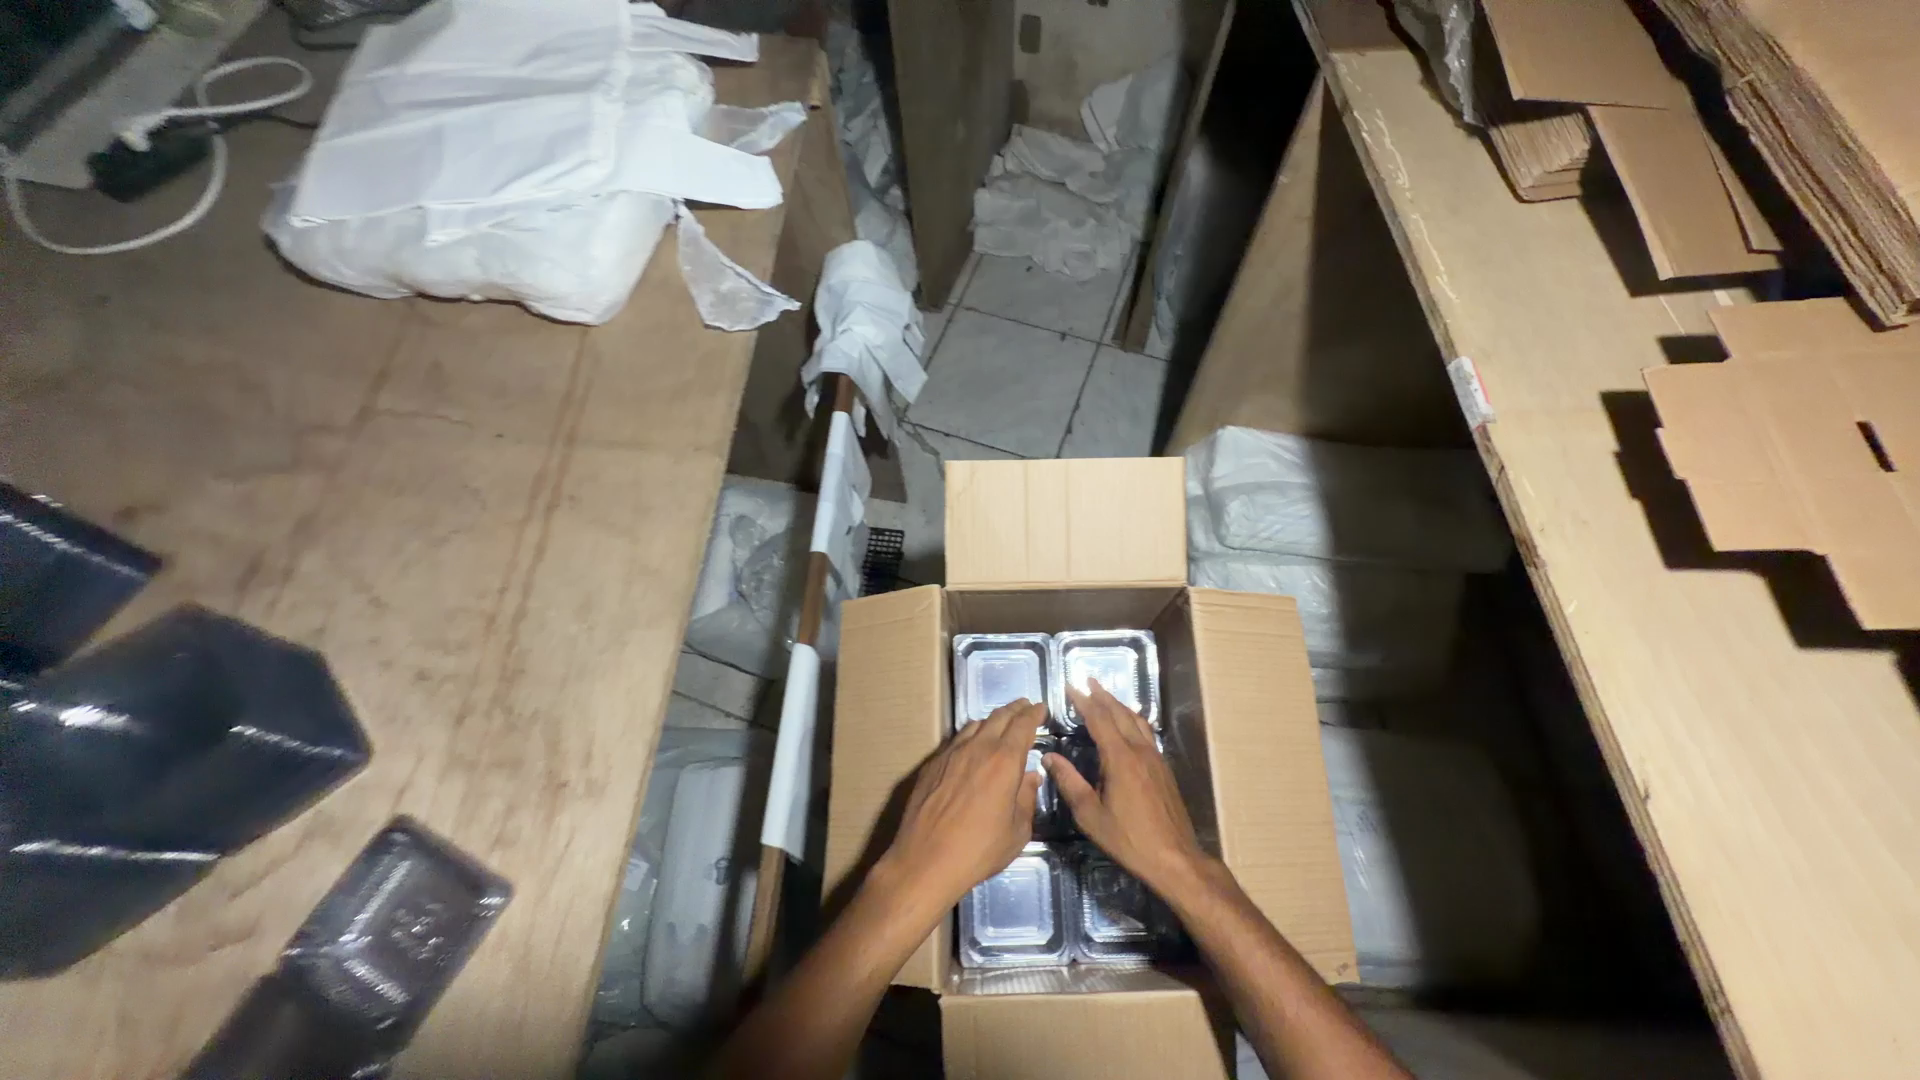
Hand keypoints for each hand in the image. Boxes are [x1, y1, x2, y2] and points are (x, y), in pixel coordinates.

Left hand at [874, 699, 1044, 914]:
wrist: (926, 859)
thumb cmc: (979, 850)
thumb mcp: (1017, 831)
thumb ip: (1026, 799)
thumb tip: (1031, 778)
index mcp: (1004, 761)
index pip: (1023, 725)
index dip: (1034, 714)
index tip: (1041, 708)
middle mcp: (978, 748)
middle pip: (999, 717)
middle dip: (1015, 709)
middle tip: (1024, 707)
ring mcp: (951, 754)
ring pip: (975, 725)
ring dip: (991, 720)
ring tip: (999, 724)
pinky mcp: (932, 764)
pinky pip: (956, 740)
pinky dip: (970, 736)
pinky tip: (971, 746)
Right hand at [1045, 679, 1210, 895]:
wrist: (1175, 858)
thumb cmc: (1129, 839)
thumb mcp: (1091, 815)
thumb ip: (1069, 783)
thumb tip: (1049, 758)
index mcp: (1120, 758)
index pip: (1099, 719)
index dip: (1084, 701)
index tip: (1071, 686)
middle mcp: (1139, 751)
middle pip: (1120, 714)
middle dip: (1102, 696)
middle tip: (1088, 682)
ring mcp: (1155, 759)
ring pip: (1136, 722)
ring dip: (1119, 706)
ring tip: (1106, 697)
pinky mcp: (1163, 770)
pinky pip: (1146, 734)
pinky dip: (1133, 721)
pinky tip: (1130, 726)